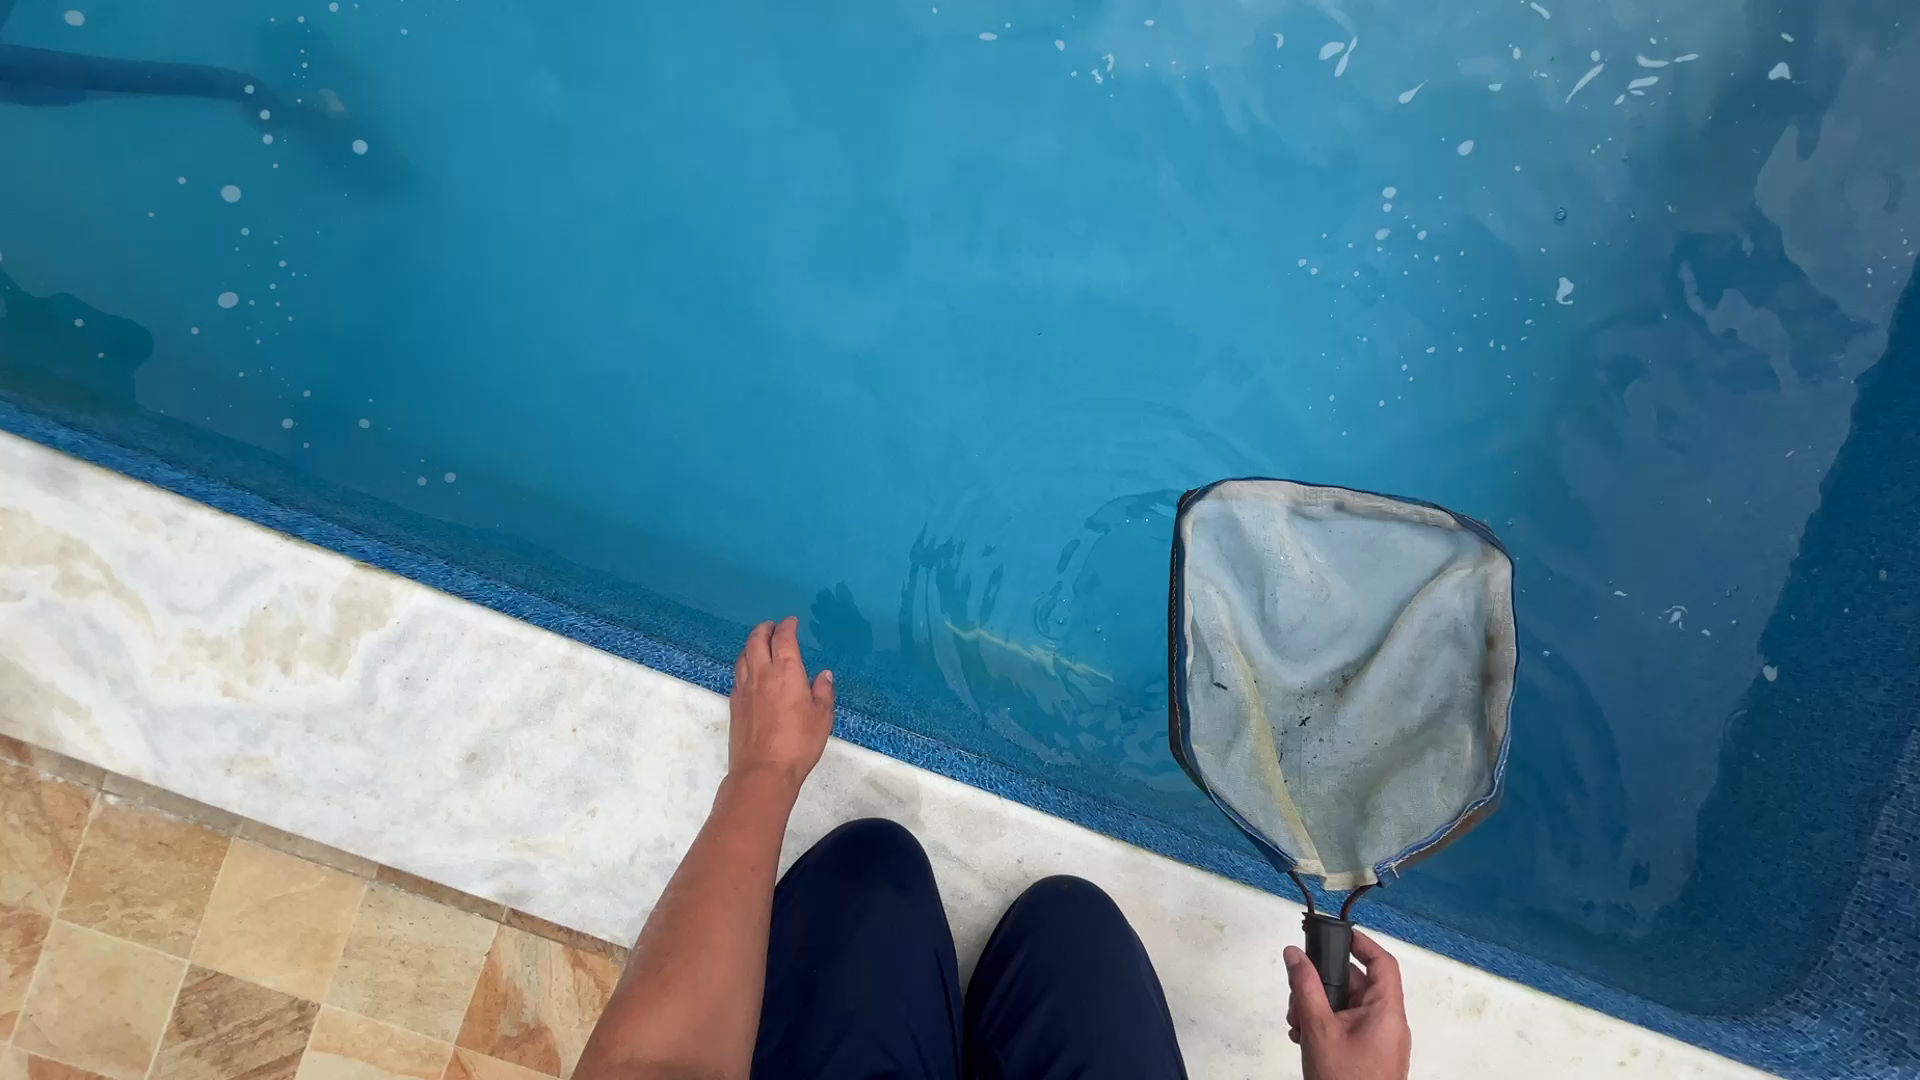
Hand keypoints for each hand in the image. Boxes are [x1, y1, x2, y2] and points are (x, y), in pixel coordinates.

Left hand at [727, 617, 834, 791]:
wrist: (763, 770)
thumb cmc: (799, 743)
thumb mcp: (823, 717)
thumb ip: (823, 692)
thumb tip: (823, 675)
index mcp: (787, 672)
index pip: (784, 639)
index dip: (788, 627)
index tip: (791, 622)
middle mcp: (763, 674)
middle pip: (757, 640)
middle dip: (765, 629)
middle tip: (772, 626)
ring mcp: (744, 688)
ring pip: (743, 655)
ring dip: (751, 644)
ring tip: (759, 643)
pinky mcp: (734, 703)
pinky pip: (738, 673)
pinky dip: (744, 663)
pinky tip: (750, 670)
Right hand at [1285, 929, 1411, 1079]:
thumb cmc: (1344, 1079)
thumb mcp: (1318, 1028)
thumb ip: (1305, 985)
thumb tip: (1294, 952)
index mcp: (1385, 1013)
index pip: (1383, 963)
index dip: (1361, 942)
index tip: (1333, 933)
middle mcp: (1387, 1023)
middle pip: (1355, 983)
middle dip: (1320, 983)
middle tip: (1296, 995)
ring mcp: (1379, 1040)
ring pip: (1345, 1004)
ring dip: (1316, 1005)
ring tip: (1297, 1022)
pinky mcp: (1369, 1054)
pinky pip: (1346, 1023)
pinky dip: (1324, 1022)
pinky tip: (1303, 1035)